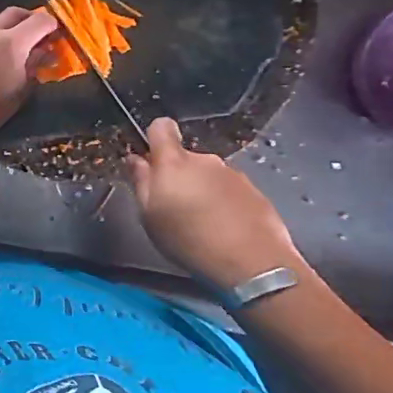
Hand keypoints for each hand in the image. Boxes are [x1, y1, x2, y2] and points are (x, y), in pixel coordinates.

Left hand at [0, 7, 59, 137]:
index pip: (40, 20)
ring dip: (14, 26)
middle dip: (32, 19)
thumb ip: (36, 62)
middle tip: (42, 35)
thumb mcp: (25, 85)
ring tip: (24, 44)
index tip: (58, 36)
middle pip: (17, 13)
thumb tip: (46, 49)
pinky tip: (4, 51)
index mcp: (12, 42)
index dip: (53, 26)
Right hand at [127, 118, 305, 289]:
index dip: (154, 137)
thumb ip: (140, 182)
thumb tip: (135, 160)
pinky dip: (224, 203)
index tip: (151, 159)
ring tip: (203, 222)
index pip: (161, 127)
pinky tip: (226, 229)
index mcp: (173, 162)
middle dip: (178, 175)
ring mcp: (235, 175)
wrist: (254, 265)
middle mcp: (205, 161)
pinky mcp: (257, 193)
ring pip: (208, 175)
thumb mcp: (149, 215)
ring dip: (202, 190)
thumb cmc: (188, 239)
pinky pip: (230, 190)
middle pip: (184, 157)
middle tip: (175, 206)